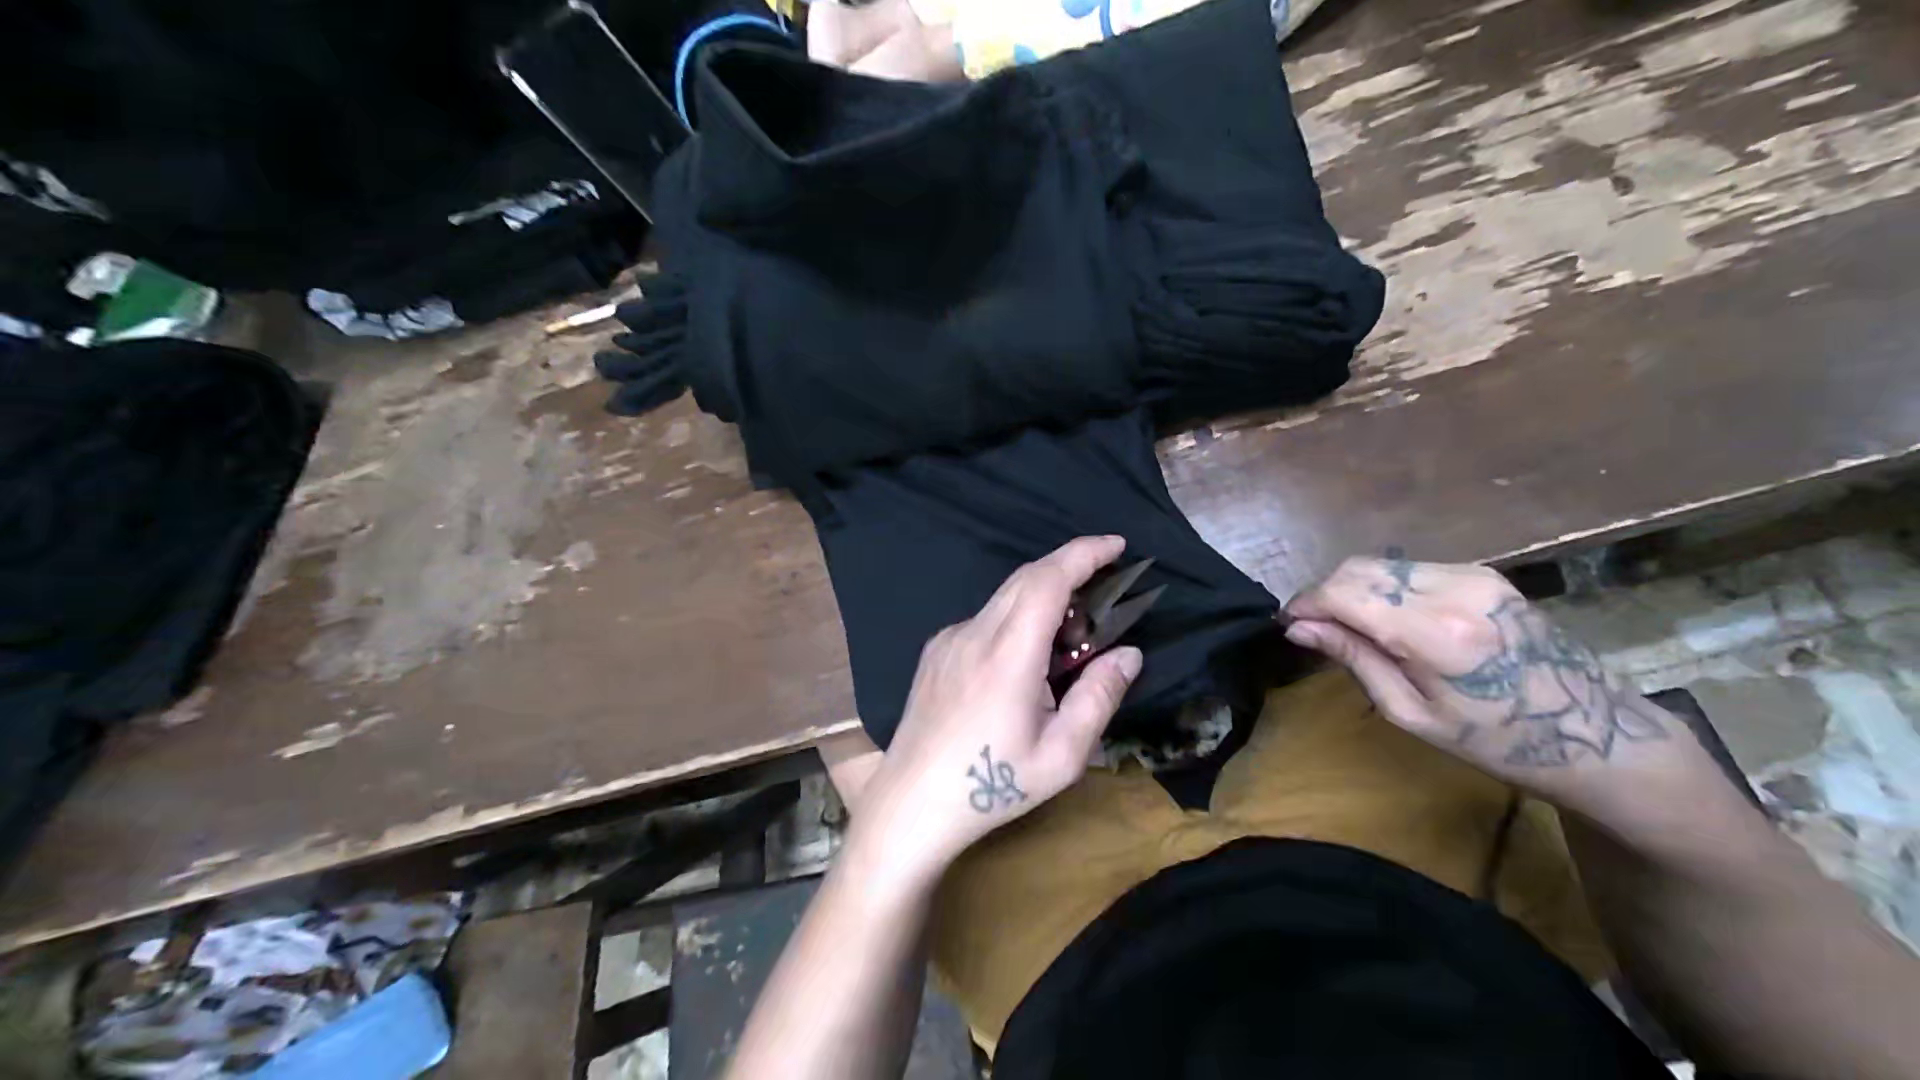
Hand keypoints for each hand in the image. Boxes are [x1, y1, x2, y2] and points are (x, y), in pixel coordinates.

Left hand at [850, 536, 1143, 888]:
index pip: (1048, 579)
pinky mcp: (935, 651)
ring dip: (1042, 597)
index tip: (1116, 545)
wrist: (913, 802)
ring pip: (1003, 597)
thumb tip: (1128, 653)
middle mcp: (974, 633)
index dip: (1084, 553)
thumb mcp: (1061, 755)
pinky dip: (1015, 619)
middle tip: (1104, 589)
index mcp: (1008, 654)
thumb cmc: (993, 785)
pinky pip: (983, 619)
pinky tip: (1023, 663)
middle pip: (1026, 577)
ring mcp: (949, 639)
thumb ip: (1098, 698)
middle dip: (1069, 568)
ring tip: (1069, 638)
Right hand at [1283, 555, 1713, 818]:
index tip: (1287, 625)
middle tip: (1312, 628)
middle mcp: (1454, 590)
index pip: (1344, 593)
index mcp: (1436, 633)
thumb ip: (1354, 658)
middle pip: (1358, 569)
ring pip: (1380, 563)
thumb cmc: (1496, 741)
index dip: (1305, 604)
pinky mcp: (1484, 574)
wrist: (1597, 735)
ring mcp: (1473, 576)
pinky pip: (1409, 568)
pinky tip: (1385, 618)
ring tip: (1346, 625)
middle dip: (1324, 594)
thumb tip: (1298, 628)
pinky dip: (1382, 587)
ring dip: (1351, 589)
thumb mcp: (1411, 712)